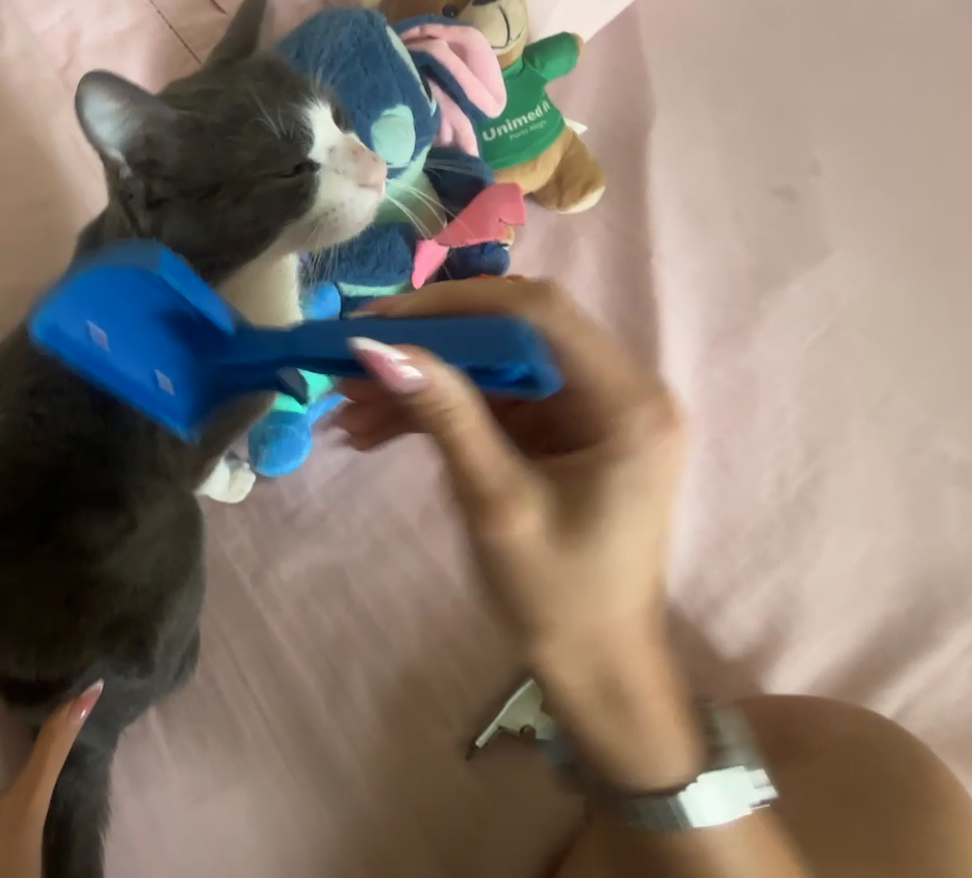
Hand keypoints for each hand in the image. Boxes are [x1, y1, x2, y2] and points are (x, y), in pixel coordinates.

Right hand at [335, 278, 701, 789]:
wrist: (596, 665)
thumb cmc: (558, 595)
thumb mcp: (494, 501)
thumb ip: (444, 414)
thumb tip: (376, 347)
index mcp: (625, 402)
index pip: (535, 312)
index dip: (451, 305)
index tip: (376, 323)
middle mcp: (614, 389)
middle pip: (507, 332)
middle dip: (423, 346)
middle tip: (351, 364)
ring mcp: (583, 410)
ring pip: (487, 366)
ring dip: (417, 383)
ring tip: (346, 410)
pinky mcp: (555, 432)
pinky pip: (486, 401)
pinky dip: (432, 411)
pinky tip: (372, 431)